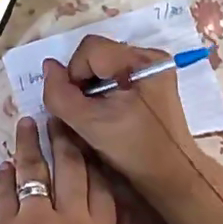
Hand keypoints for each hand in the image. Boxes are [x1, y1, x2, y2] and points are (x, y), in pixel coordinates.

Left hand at [0, 117, 118, 223]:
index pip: (104, 190)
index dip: (97, 165)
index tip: (92, 146)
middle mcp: (71, 220)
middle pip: (72, 168)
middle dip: (67, 139)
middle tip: (61, 116)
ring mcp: (34, 219)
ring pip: (35, 170)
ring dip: (31, 144)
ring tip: (28, 122)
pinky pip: (5, 192)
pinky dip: (5, 176)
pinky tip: (5, 164)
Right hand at [43, 36, 198, 193]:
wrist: (174, 175)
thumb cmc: (134, 150)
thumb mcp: (89, 125)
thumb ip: (60, 94)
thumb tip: (49, 67)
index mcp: (141, 61)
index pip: (89, 49)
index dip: (74, 74)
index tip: (79, 106)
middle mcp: (150, 55)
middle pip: (97, 54)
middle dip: (83, 80)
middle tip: (86, 111)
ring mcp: (154, 66)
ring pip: (105, 63)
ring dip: (93, 85)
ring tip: (99, 113)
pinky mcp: (154, 78)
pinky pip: (118, 72)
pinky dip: (106, 89)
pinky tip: (111, 112)